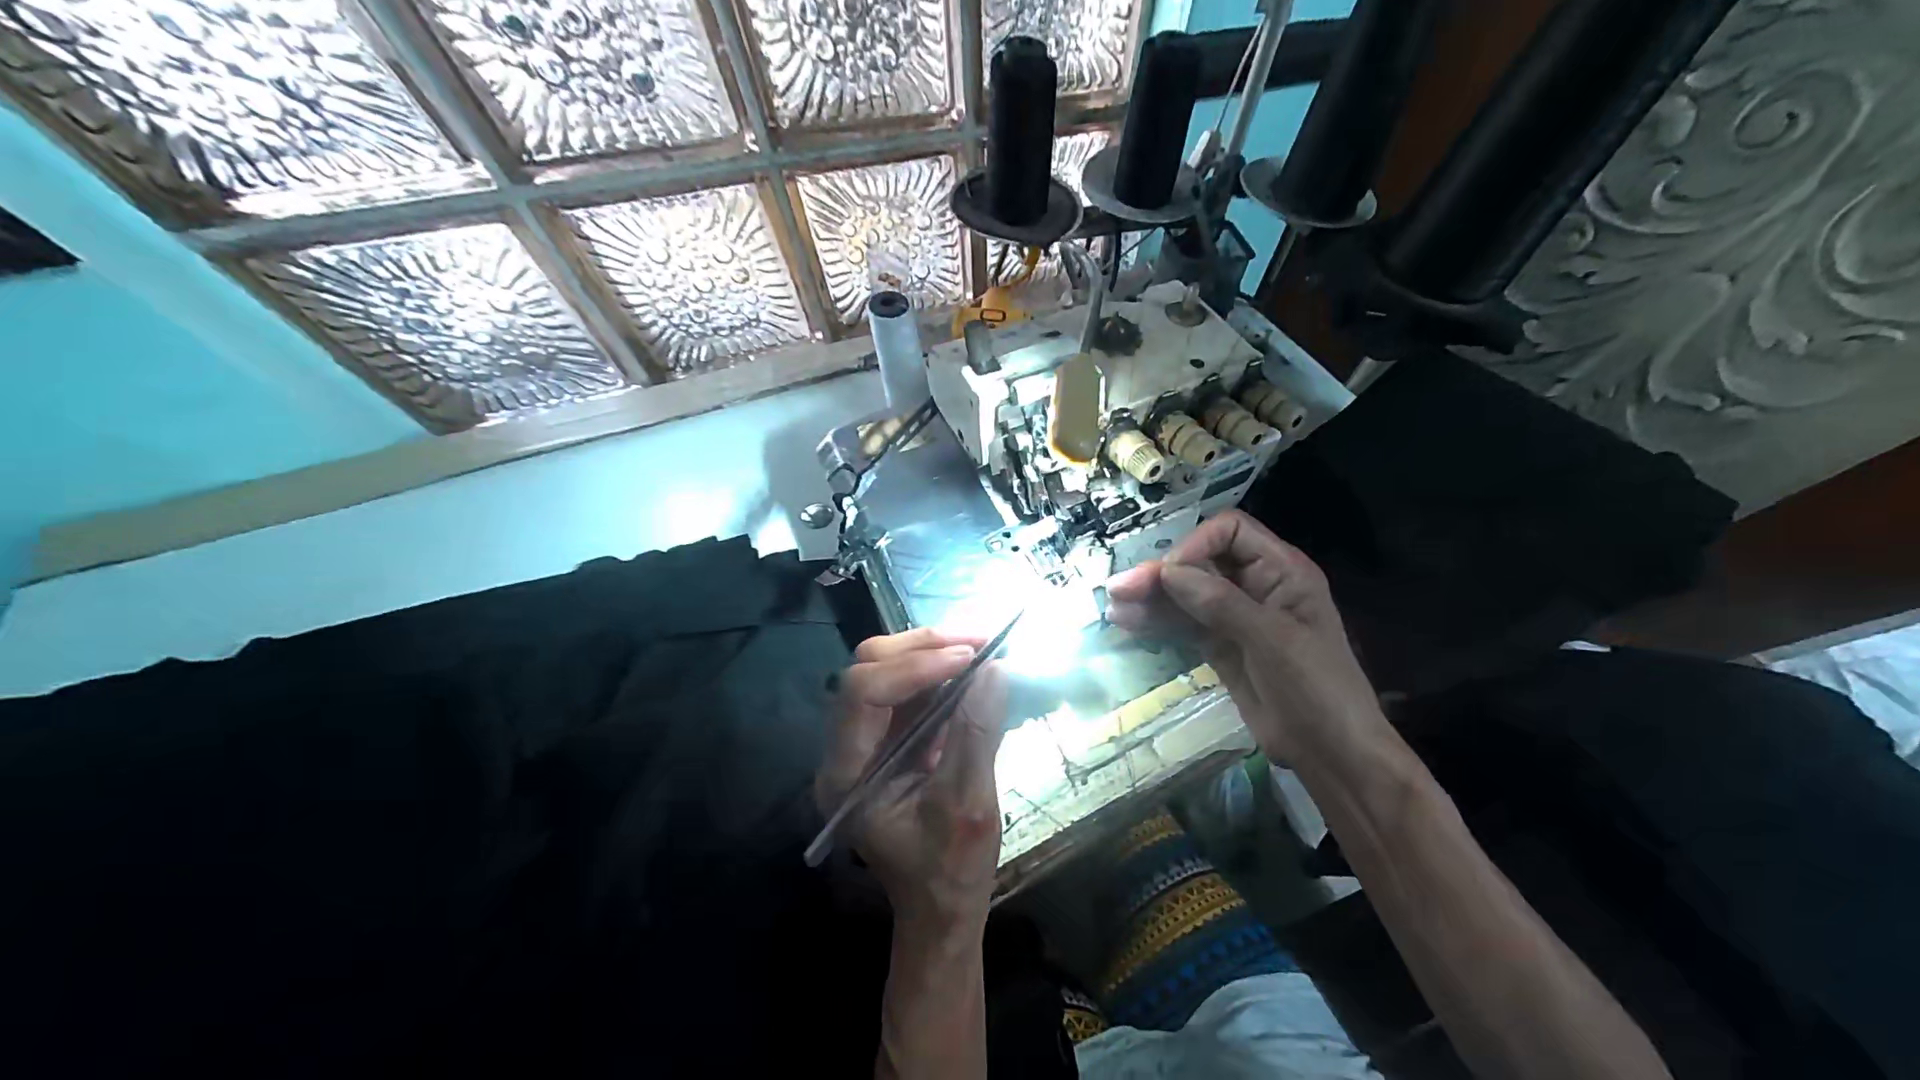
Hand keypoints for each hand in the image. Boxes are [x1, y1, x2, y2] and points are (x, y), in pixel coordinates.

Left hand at [817, 628, 1007, 930]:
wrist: (940, 907)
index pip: (863, 693)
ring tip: (981, 645)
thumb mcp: (968, 807)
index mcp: (846, 773)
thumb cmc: (949, 872)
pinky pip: (906, 687)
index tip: (970, 659)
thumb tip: (995, 668)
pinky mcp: (887, 738)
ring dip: (932, 651)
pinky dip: (939, 670)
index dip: (914, 667)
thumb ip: (976, 735)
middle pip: (867, 669)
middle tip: (978, 642)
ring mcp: (863, 741)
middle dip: (922, 647)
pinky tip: (972, 665)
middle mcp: (844, 749)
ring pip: (884, 669)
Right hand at [1104, 510, 1384, 765]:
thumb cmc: (1316, 689)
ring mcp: (1234, 617)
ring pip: (1185, 594)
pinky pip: (1182, 624)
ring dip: (1151, 598)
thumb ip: (1220, 603)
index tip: (1170, 574)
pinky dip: (1156, 622)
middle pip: (1199, 563)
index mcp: (1281, 572)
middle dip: (1161, 574)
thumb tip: (1168, 572)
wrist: (1331, 753)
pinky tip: (1127, 623)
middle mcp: (1255, 586)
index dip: (1196, 545)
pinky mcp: (1219, 645)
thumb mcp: (1272, 640)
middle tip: (1119, 589)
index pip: (1230, 532)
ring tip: (1113, 606)